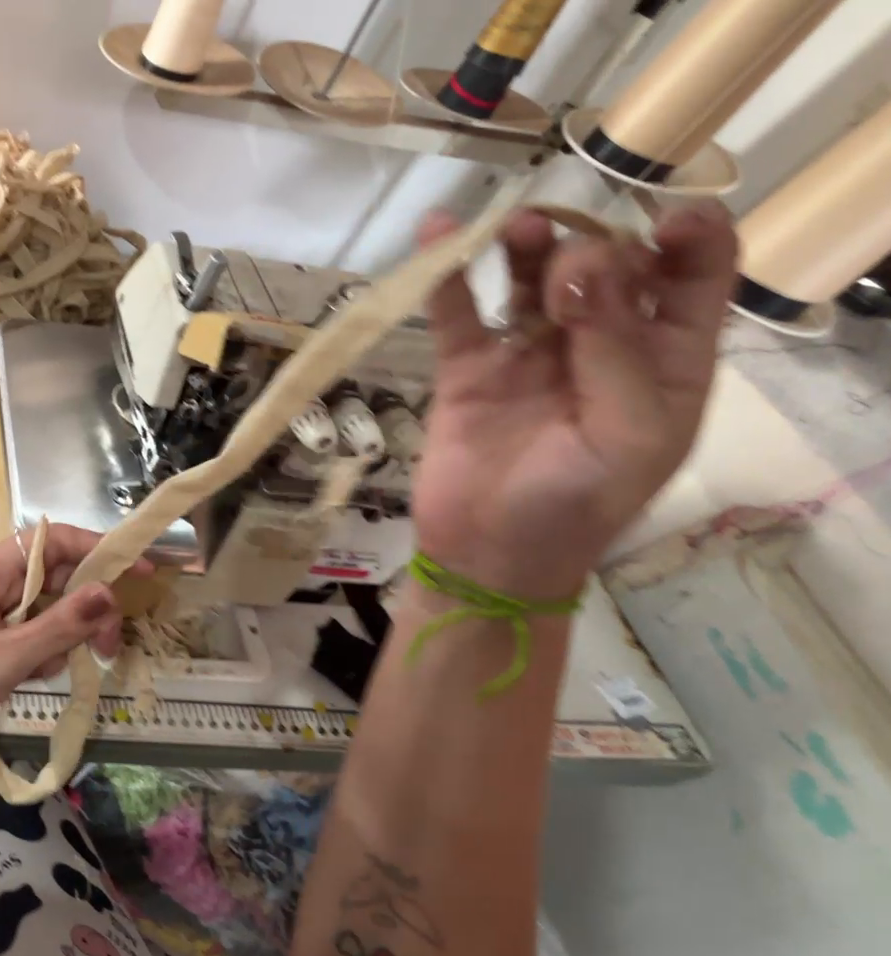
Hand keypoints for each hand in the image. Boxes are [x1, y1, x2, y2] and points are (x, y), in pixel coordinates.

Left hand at [0, 524, 148, 757]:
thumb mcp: (9, 655)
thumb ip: (62, 625)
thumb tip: (109, 594)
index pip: (54, 541)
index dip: (99, 550)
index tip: (139, 573)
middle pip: (58, 578)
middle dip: (85, 611)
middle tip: (106, 648)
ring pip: (50, 611)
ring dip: (60, 640)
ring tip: (44, 671)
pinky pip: (34, 635)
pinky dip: (41, 655)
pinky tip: (29, 677)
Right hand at [411, 201, 738, 597]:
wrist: (487, 556)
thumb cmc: (575, 506)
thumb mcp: (626, 434)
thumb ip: (614, 348)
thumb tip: (582, 261)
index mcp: (663, 362)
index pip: (694, 277)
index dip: (688, 238)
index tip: (659, 222)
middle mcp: (600, 346)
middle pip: (608, 267)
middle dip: (593, 249)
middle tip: (566, 273)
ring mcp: (529, 356)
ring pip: (534, 281)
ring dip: (529, 245)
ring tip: (514, 228)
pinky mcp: (467, 371)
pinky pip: (461, 315)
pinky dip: (449, 277)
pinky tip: (440, 234)